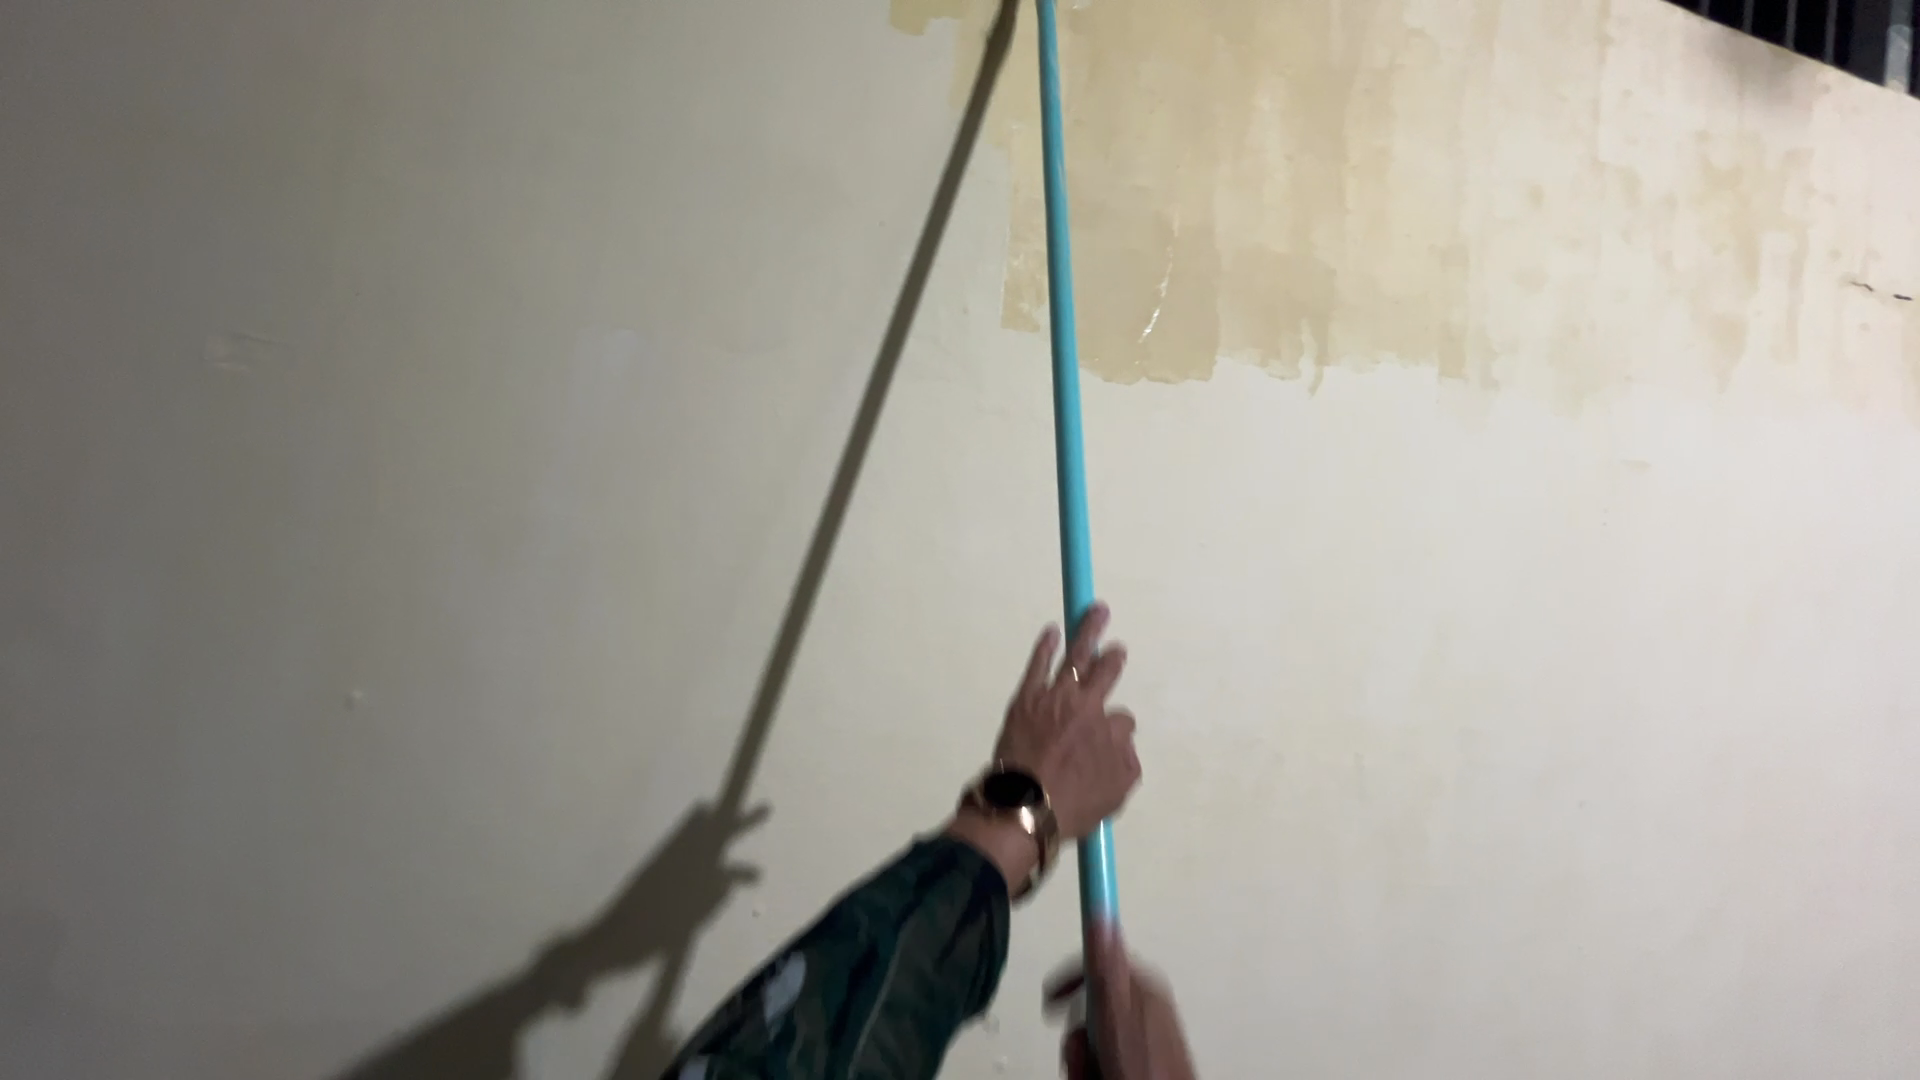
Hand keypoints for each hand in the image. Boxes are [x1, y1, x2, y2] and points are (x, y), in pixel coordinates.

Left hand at [994, 602, 1140, 840]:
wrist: (1024, 806)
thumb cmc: (1072, 804)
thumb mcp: (1117, 792)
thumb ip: (1125, 760)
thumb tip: (1120, 739)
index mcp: (1109, 730)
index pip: (1123, 719)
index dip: (1116, 730)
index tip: (1107, 739)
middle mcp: (1086, 706)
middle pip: (1105, 671)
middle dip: (1113, 657)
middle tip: (1117, 647)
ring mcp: (1054, 697)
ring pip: (1076, 656)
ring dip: (1088, 632)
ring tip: (1096, 610)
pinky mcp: (1026, 697)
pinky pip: (1038, 665)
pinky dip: (1046, 646)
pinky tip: (1052, 632)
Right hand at [1047, 929, 1196, 1079]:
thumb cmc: (1145, 1068)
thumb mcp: (1116, 1011)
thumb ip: (1105, 963)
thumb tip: (1099, 909)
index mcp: (1142, 984)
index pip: (1098, 959)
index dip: (1070, 975)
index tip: (1053, 991)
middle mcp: (1144, 1003)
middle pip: (1093, 1000)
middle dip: (1077, 1026)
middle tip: (1077, 1048)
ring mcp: (1143, 1031)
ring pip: (1096, 1028)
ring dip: (1084, 1050)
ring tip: (1092, 1069)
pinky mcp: (1142, 1055)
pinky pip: (1107, 1047)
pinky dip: (1096, 1062)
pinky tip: (1101, 1074)